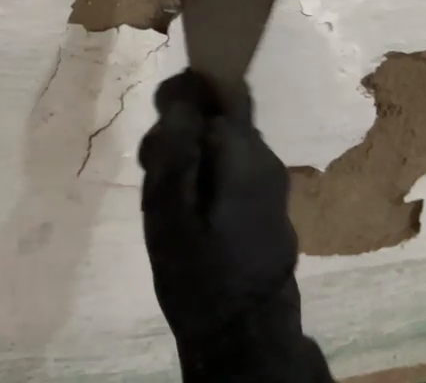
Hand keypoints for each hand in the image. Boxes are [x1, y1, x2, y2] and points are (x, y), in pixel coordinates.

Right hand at [139, 70, 332, 381]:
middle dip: (182, 130)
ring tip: (166, 196)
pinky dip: (206, 175)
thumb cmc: (200, 271)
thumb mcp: (169, 207)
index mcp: (246, 153)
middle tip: (153, 168)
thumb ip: (174, 145)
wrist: (244, 337)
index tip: (158, 130)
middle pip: (219, 115)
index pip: (218, 89)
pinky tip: (187, 211)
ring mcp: (272, 183)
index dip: (182, 99)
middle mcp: (267, 159)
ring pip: (223, 143)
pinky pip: (231, 168)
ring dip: (191, 155)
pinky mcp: (267, 205)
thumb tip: (184, 91)